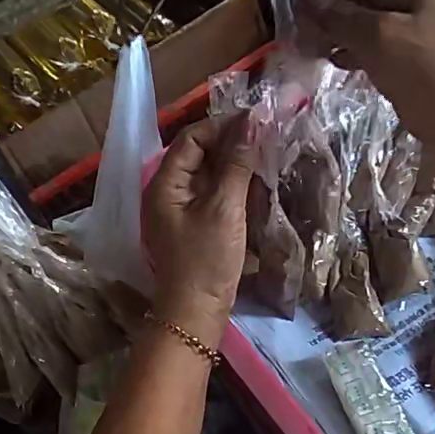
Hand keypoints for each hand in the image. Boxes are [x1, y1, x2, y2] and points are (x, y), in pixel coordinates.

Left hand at [144, 114, 254, 344]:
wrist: (196, 312)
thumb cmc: (207, 260)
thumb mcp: (225, 208)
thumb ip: (237, 164)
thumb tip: (252, 122)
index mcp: (165, 183)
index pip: (192, 138)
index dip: (223, 126)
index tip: (258, 122)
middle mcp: (168, 191)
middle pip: (200, 154)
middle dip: (233, 143)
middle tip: (269, 136)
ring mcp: (181, 209)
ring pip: (209, 174)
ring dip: (236, 164)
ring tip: (268, 155)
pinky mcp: (195, 225)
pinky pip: (213, 194)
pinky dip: (234, 186)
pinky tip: (258, 184)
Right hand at [296, 0, 434, 147]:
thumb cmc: (430, 72)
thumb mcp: (379, 38)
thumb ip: (340, 15)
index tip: (302, 8)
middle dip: (325, 7)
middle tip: (301, 34)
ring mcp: (406, 25)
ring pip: (359, 17)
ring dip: (333, 31)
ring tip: (310, 50)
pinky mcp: (402, 54)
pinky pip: (367, 42)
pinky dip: (348, 49)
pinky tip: (331, 63)